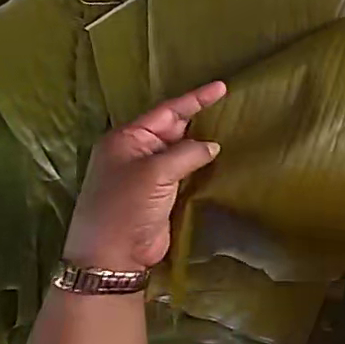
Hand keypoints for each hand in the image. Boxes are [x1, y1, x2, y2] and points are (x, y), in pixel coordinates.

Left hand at [63, 81, 227, 272]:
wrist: (112, 256)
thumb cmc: (125, 207)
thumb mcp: (155, 173)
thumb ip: (187, 153)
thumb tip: (212, 145)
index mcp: (126, 139)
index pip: (167, 111)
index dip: (195, 99)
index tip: (222, 87)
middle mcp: (136, 152)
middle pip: (173, 128)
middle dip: (200, 118)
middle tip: (230, 106)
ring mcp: (148, 173)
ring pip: (181, 149)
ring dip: (202, 141)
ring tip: (231, 127)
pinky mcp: (161, 193)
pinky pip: (185, 170)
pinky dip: (201, 163)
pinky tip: (220, 158)